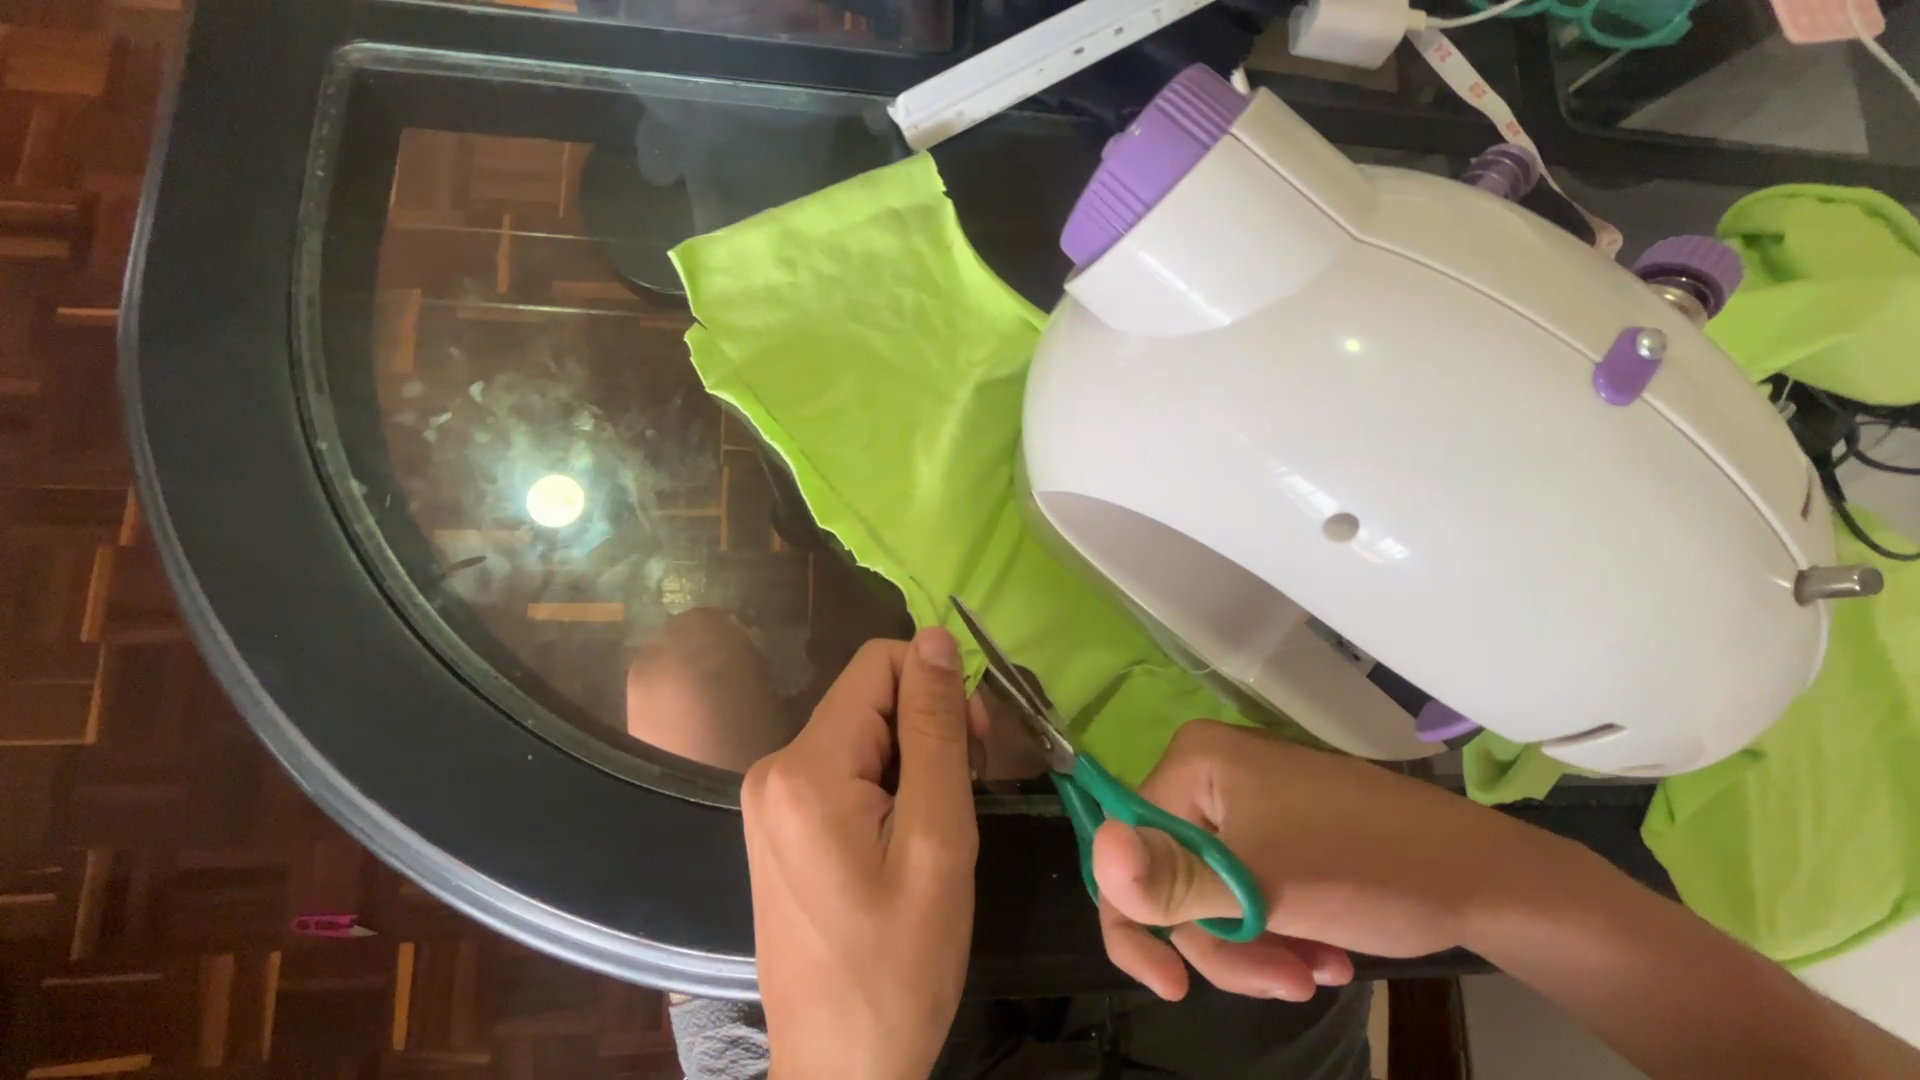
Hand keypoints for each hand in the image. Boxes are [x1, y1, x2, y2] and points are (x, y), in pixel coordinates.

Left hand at [742, 630, 981, 1079]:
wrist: (841, 1066)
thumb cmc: (900, 964)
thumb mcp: (937, 841)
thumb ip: (936, 731)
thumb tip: (934, 637)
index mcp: (805, 768)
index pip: (879, 665)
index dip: (937, 687)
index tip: (976, 745)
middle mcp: (773, 769)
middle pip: (869, 700)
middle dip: (928, 727)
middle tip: (966, 794)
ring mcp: (770, 800)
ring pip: (862, 734)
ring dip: (914, 760)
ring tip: (938, 828)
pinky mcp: (780, 826)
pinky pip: (845, 771)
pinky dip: (888, 786)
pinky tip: (908, 837)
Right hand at [1092, 720, 1561, 1001]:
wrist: (1489, 880)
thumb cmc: (1367, 869)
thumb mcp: (1262, 885)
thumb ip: (1173, 878)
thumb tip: (1096, 852)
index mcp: (1193, 763)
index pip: (1126, 847)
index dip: (1138, 921)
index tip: (1174, 987)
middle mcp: (1211, 773)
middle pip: (1172, 878)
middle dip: (1223, 942)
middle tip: (1282, 981)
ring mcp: (1249, 800)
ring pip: (1211, 894)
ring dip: (1255, 945)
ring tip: (1313, 971)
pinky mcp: (1282, 828)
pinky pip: (1247, 887)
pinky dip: (1277, 929)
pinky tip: (1322, 953)